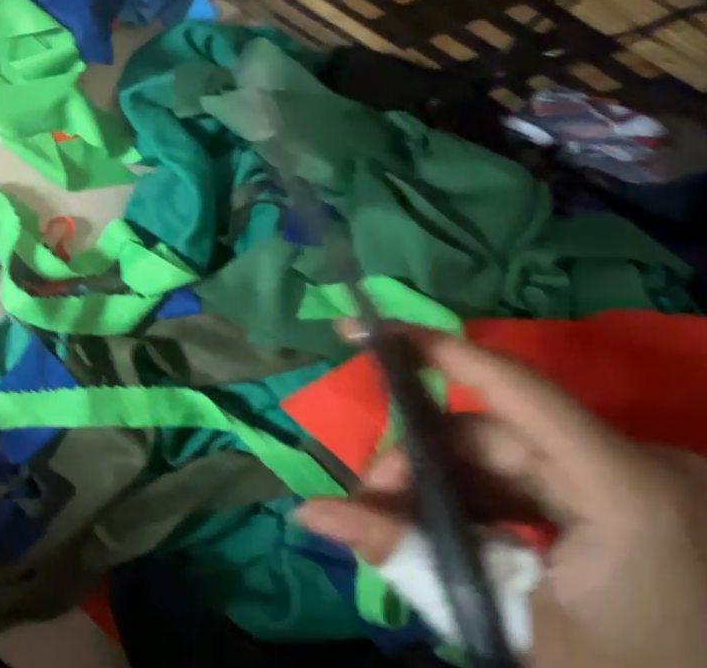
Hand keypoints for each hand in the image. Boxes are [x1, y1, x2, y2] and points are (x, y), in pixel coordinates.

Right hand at [295, 330, 706, 667]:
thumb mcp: (512, 621)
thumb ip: (408, 555)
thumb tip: (307, 511)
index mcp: (628, 489)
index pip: (514, 388)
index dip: (431, 349)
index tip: (357, 329)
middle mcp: (642, 469)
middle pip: (493, 435)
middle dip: (417, 464)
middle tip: (365, 505)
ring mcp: (643, 487)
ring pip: (504, 459)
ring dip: (442, 486)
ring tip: (396, 526)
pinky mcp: (637, 508)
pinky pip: (536, 481)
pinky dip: (482, 501)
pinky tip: (448, 533)